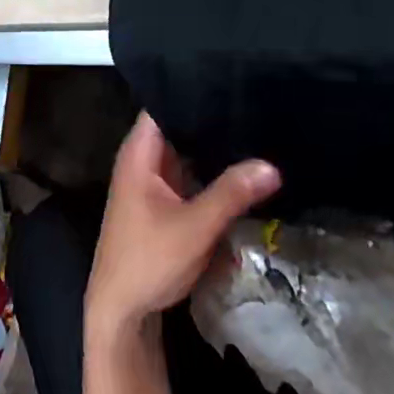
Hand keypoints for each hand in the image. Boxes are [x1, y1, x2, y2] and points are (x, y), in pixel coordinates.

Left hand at [86, 112, 280, 335]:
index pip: (163, 104)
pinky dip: (209, 169)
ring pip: (186, 151)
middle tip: (252, 102)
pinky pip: (188, 173)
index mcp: (138, 152)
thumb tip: (272, 165)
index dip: (191, 90)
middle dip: (210, 118)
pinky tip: (239, 163)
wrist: (121, 312)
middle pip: (178, 126)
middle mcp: (142, 159)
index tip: (228, 81)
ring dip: (212, 145)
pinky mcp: (162, 201)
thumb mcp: (194, 227)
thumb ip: (231, 194)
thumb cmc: (148, 260)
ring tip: (253, 125)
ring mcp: (151, 180)